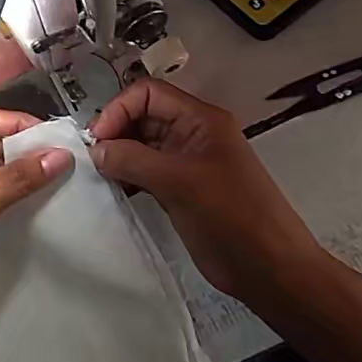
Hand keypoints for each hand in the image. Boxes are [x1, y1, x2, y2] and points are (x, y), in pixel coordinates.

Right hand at [89, 79, 325, 302]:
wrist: (268, 267)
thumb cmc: (232, 216)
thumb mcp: (181, 182)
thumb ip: (134, 161)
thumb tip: (96, 150)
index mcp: (201, 120)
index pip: (149, 94)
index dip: (119, 109)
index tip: (97, 140)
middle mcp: (193, 135)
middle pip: (144, 117)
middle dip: (116, 131)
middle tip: (92, 160)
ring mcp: (187, 164)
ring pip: (143, 146)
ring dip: (119, 155)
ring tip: (100, 177)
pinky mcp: (181, 191)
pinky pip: (147, 173)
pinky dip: (128, 177)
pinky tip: (115, 191)